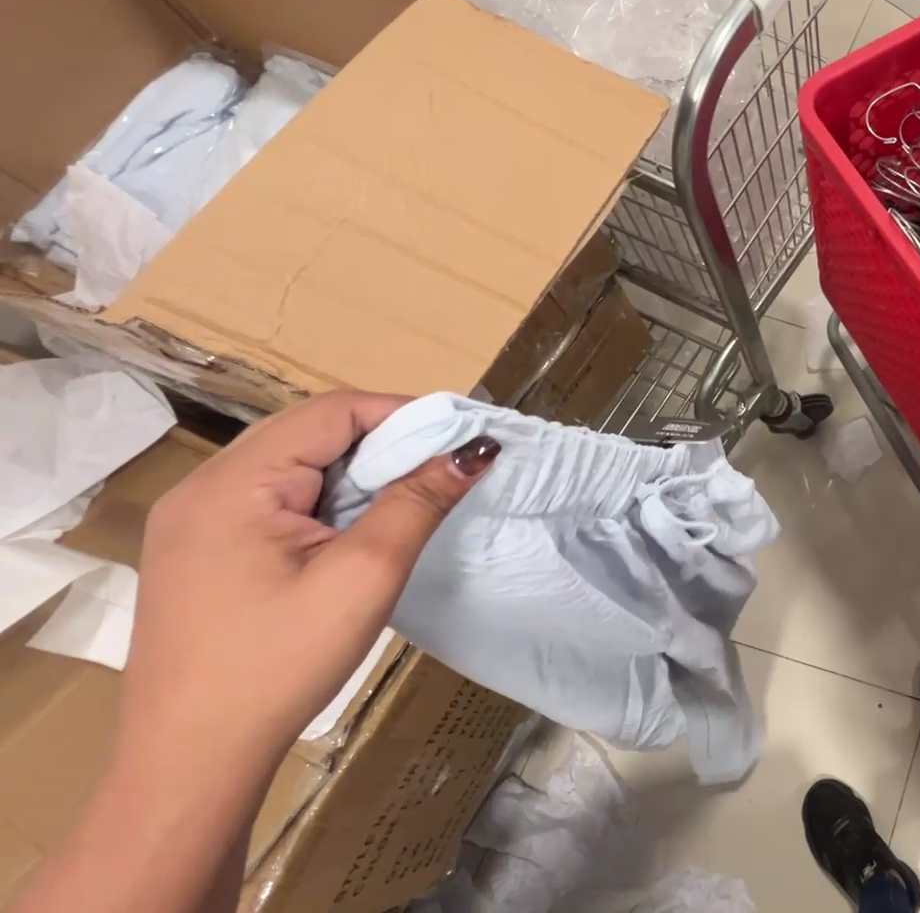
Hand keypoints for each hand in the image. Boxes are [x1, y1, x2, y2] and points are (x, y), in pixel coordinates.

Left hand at [122, 391, 498, 773]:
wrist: (193, 758)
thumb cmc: (282, 660)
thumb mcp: (366, 574)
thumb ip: (419, 501)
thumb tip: (475, 450)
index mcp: (232, 485)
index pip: (332, 411)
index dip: (404, 413)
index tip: (462, 439)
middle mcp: (204, 489)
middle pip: (310, 431)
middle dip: (386, 440)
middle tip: (445, 468)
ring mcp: (196, 521)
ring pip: (297, 463)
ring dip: (361, 470)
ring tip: (412, 497)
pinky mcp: (203, 549)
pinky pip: (278, 496)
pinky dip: (331, 497)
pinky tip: (361, 527)